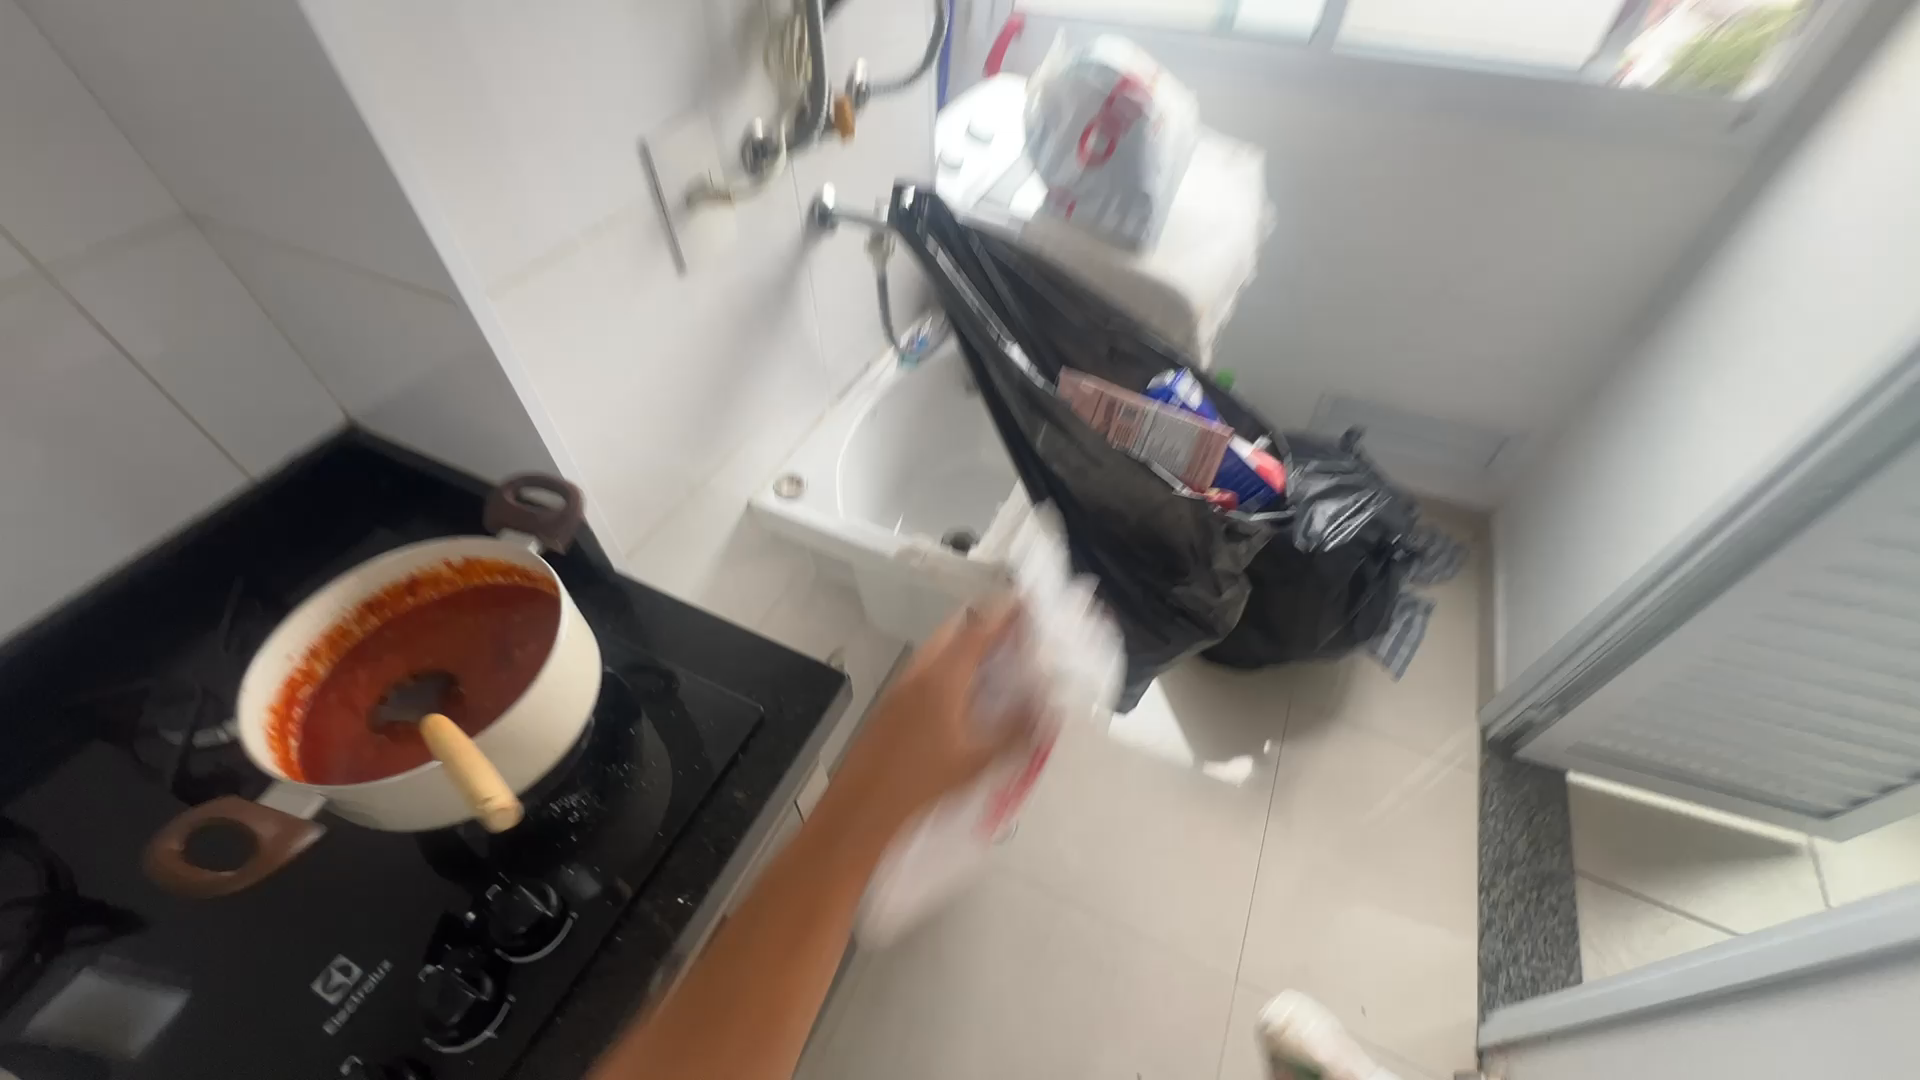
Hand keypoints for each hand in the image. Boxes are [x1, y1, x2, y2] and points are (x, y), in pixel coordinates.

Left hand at [821, 596, 1033, 837]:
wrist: (862, 806)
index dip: (1003, 615)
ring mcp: (902, 686)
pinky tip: (965, 692)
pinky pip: (927, 668)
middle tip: (1015, 634)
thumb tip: (1048, 712)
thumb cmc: (923, 782)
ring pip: (938, 650)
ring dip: (966, 645)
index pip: (977, 631)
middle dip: (984, 625)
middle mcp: (920, 672)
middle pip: (954, 631)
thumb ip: (1016, 734)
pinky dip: (951, 665)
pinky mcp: (893, 702)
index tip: (1026, 603)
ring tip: (997, 660)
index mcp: (943, 679)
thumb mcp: (978, 761)